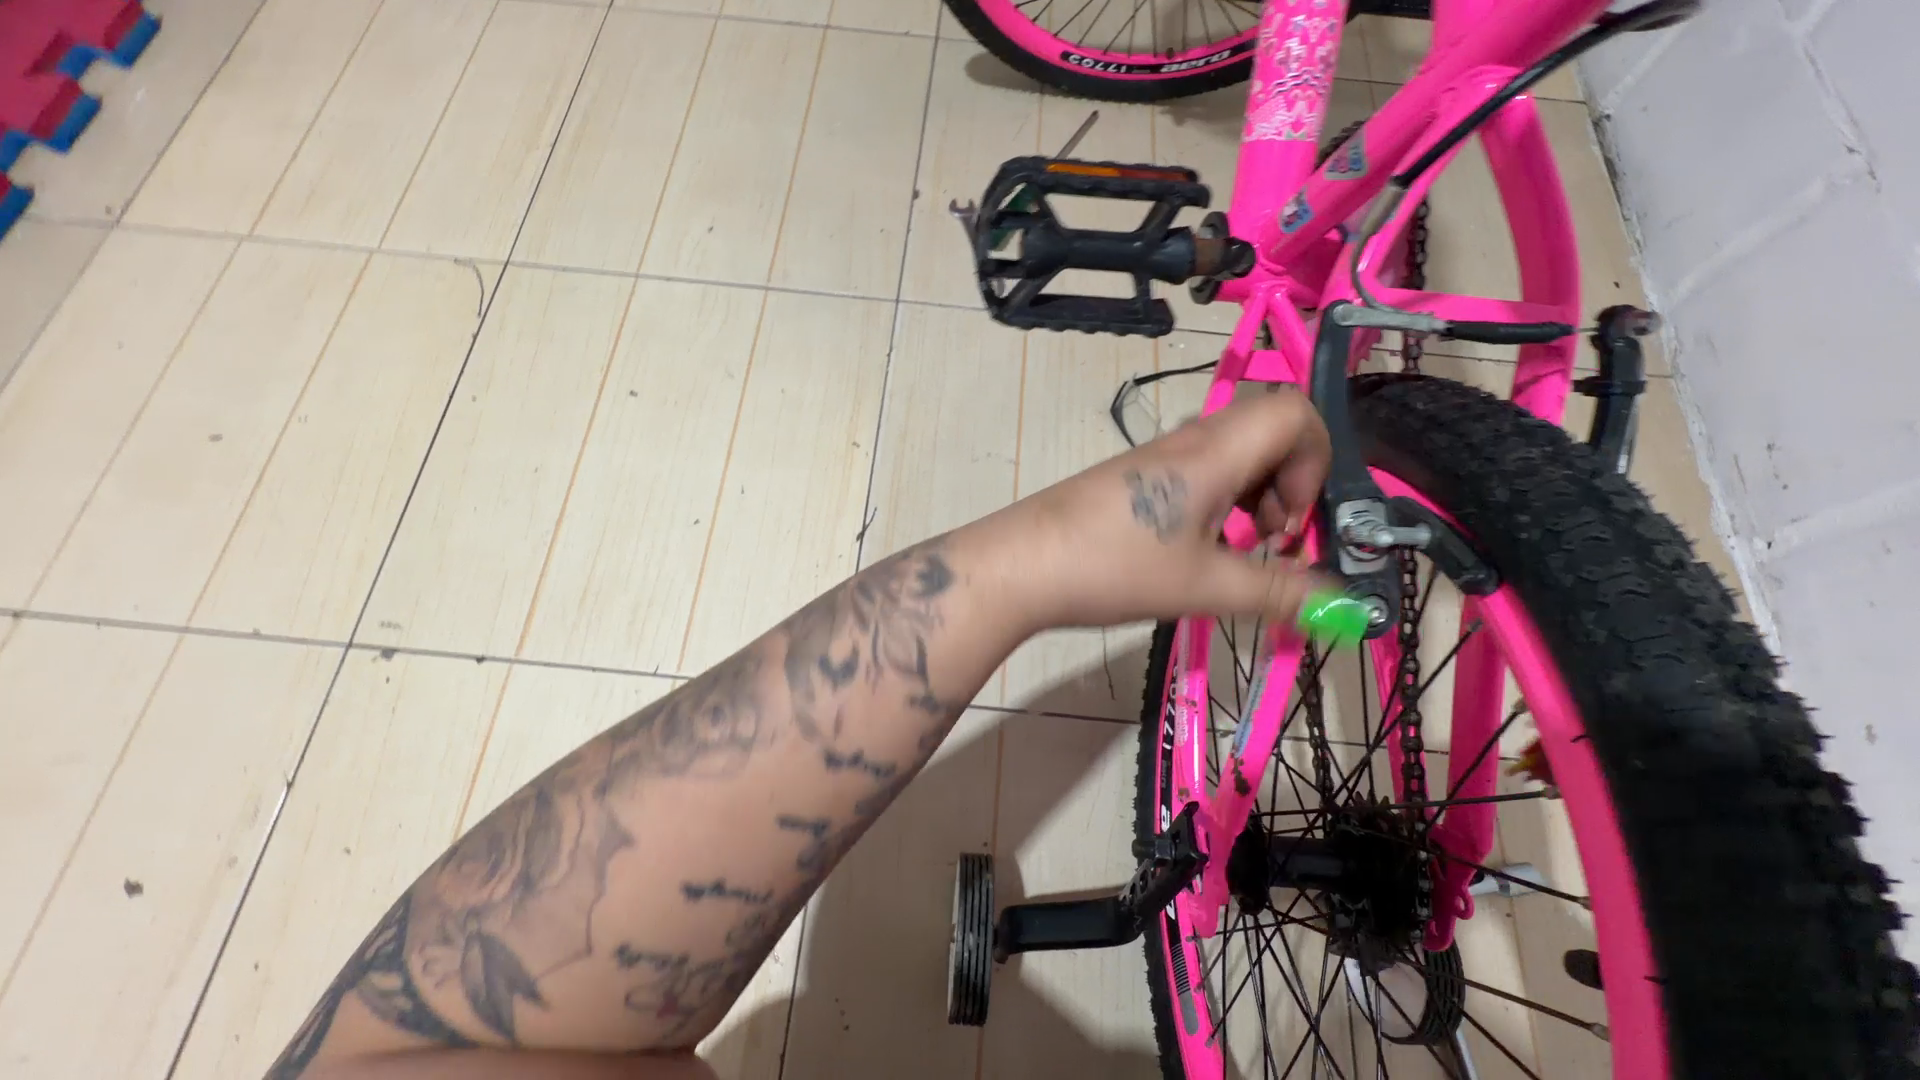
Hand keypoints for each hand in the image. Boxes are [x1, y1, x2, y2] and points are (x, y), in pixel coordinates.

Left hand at [979, 386, 1333, 632]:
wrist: (1019, 566)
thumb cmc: (1114, 568)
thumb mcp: (1205, 587)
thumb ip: (1280, 592)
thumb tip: (1343, 607)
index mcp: (1215, 452)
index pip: (1296, 413)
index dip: (1317, 461)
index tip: (1294, 522)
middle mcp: (1190, 441)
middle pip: (1269, 432)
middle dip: (1291, 484)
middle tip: (1273, 540)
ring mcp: (1157, 458)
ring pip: (1233, 455)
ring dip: (1255, 497)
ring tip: (1239, 550)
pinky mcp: (1134, 480)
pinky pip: (1199, 473)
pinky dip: (1220, 503)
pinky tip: (1198, 551)